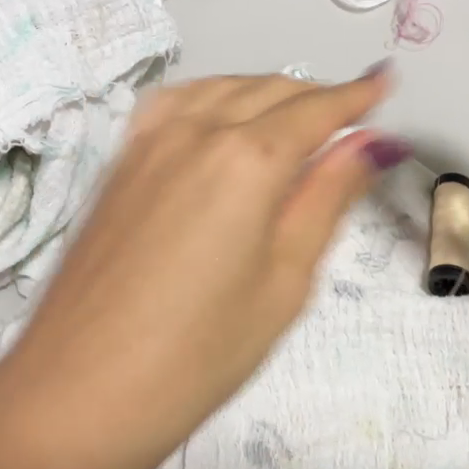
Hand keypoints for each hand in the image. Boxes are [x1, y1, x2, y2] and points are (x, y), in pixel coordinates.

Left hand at [0, 70, 409, 468]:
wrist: (84, 386)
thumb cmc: (202, 351)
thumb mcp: (287, 279)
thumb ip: (328, 197)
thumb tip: (371, 141)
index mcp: (250, 156)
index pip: (317, 109)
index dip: (356, 95)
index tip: (384, 82)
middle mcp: (199, 127)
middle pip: (272, 90)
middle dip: (316, 96)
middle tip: (349, 115)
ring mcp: (152, 137)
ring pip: (224, 87)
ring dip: (267, 91)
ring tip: (294, 115)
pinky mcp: (122, 156)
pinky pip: (178, 100)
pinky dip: (214, 93)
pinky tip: (221, 115)